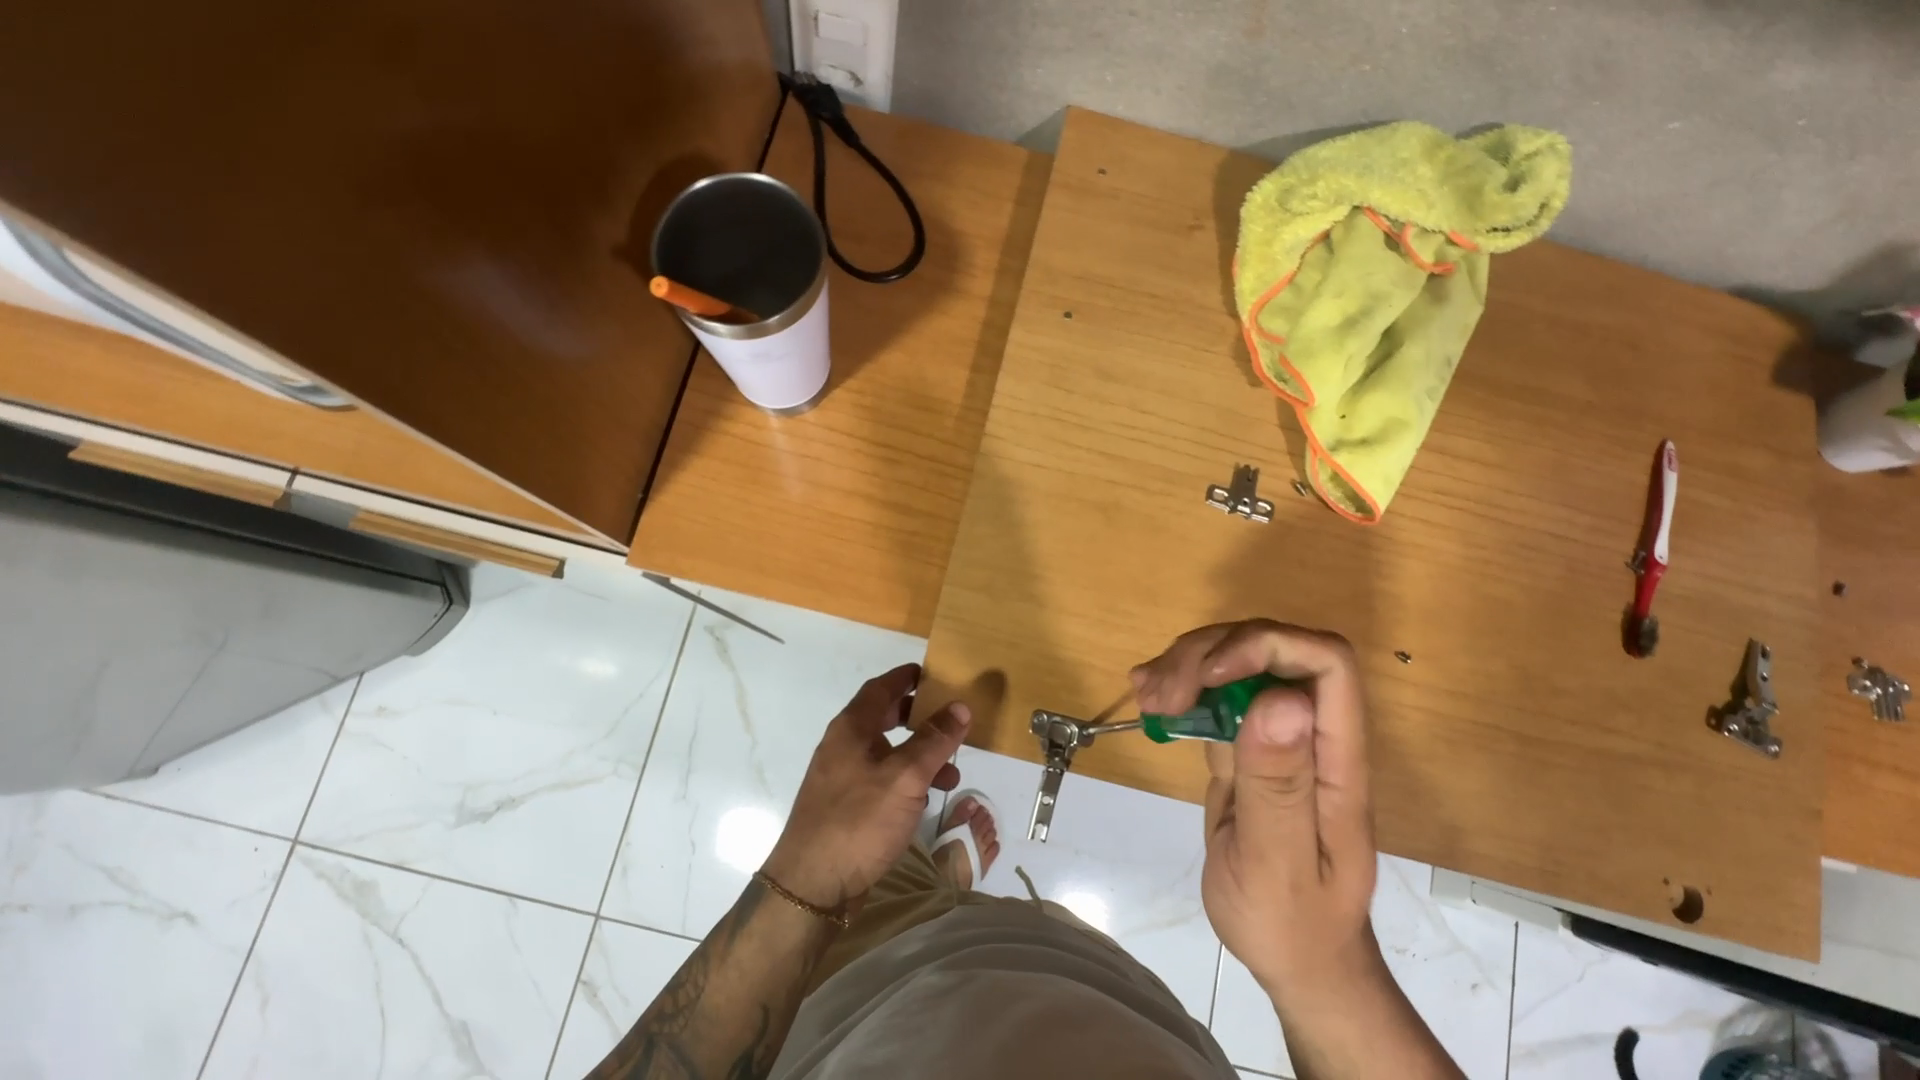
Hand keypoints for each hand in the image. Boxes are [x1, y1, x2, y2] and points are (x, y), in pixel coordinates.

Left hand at [762, 663, 969, 911]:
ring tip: (951, 774)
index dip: (905, 678)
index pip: (880, 688)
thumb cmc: (859, 820)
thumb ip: (934, 740)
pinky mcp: (844, 807)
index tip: (932, 674)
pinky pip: (880, 780)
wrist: (812, 884)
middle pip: (882, 718)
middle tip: (948, 720)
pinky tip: (925, 801)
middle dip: (917, 718)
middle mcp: (842, 746)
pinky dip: (905, 781)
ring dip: (918, 756)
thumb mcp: (905, 777)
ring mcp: (840, 778)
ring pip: (886, 753)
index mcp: (851, 728)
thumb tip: (959, 706)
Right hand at [1131, 621, 1379, 999]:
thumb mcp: (1277, 863)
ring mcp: (1278, 740)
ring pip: (1240, 665)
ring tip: (1145, 693)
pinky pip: (1217, 699)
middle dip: (1212, 654)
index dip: (1266, 647)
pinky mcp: (1248, 752)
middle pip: (1273, 652)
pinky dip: (1181, 688)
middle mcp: (1313, 736)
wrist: (1294, 958)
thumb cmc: (1290, 922)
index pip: (1325, 665)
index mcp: (1338, 760)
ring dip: (1189, 664)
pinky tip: (1149, 699)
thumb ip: (1279, 785)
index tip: (1208, 675)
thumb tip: (1281, 700)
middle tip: (1160, 694)